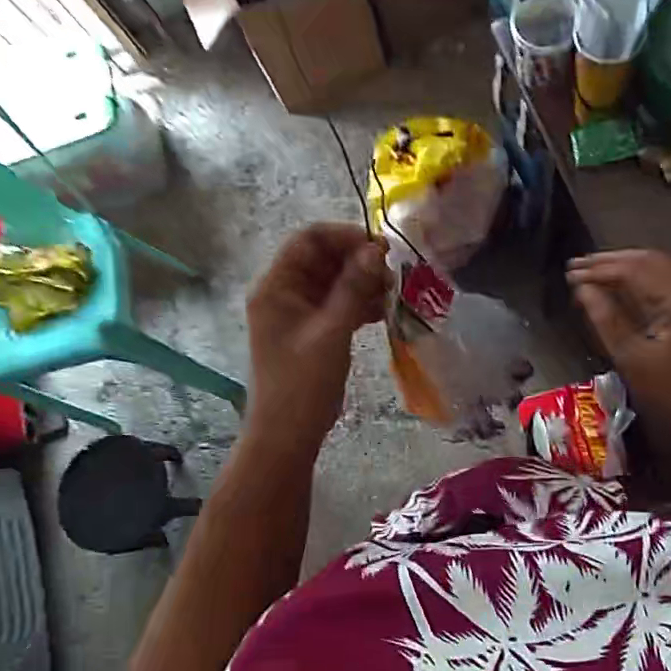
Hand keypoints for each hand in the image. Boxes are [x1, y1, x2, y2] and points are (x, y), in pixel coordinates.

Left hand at [245, 224, 387, 453]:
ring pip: (334, 283)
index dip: (344, 237)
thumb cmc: (303, 383)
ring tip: (394, 293)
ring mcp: (298, 314)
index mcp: (276, 287)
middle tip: (394, 273)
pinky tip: (385, 312)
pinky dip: (359, 305)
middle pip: (323, 260)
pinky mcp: (313, 332)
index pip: (309, 240)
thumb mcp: (331, 332)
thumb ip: (353, 288)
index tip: (381, 248)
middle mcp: (284, 293)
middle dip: (358, 261)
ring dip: (363, 284)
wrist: (287, 434)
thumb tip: (375, 250)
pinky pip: (338, 306)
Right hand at [567, 250, 670, 426]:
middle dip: (609, 262)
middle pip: (646, 261)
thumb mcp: (631, 357)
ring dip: (621, 267)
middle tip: (575, 266)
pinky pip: (662, 282)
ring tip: (589, 271)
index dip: (599, 270)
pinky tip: (614, 284)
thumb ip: (605, 318)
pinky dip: (636, 280)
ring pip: (655, 268)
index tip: (569, 274)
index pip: (634, 271)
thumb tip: (581, 289)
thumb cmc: (669, 392)